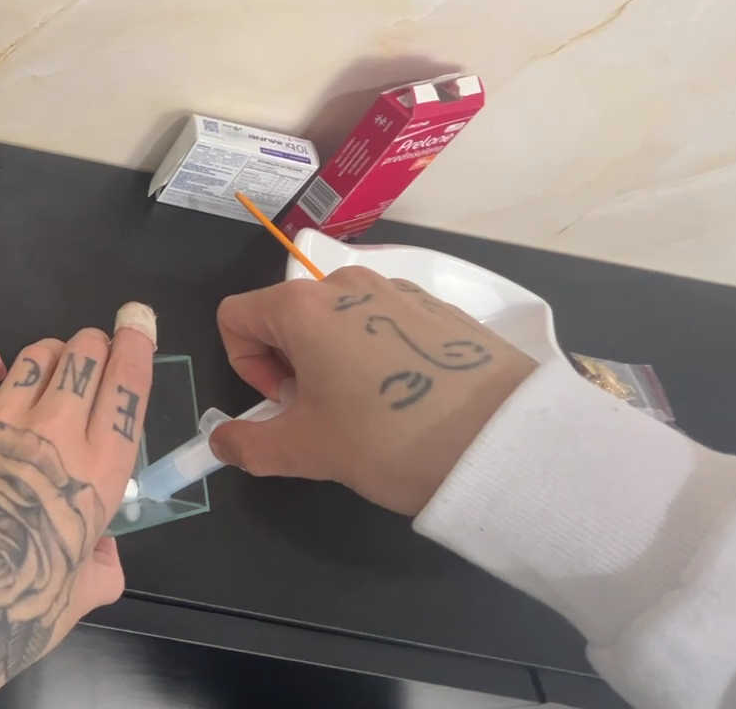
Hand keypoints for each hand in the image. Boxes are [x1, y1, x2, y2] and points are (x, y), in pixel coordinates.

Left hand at [0, 305, 156, 691]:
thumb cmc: (22, 602)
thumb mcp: (86, 589)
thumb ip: (104, 561)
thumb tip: (103, 550)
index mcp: (99, 469)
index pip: (128, 383)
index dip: (137, 344)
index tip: (138, 322)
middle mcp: (56, 430)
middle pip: (84, 353)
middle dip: (92, 349)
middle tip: (87, 365)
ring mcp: (1, 417)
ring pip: (37, 352)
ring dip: (49, 355)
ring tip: (44, 375)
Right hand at [208, 268, 536, 515]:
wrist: (515, 446)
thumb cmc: (390, 438)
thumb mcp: (308, 451)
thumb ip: (250, 444)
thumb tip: (221, 443)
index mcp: (299, 306)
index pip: (235, 317)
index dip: (245, 363)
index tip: (284, 402)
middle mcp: (342, 283)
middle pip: (285, 315)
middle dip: (290, 361)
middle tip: (324, 410)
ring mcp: (395, 290)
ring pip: (334, 319)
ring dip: (331, 356)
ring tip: (371, 405)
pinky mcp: (439, 308)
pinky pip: (382, 321)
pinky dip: (377, 352)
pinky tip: (413, 396)